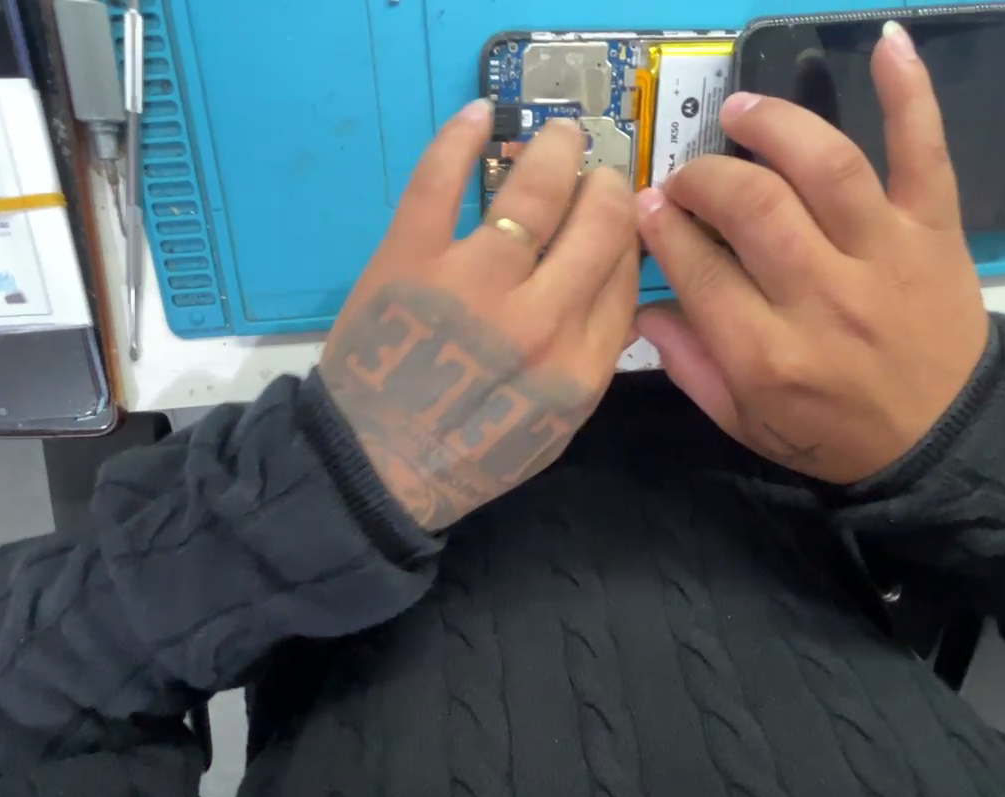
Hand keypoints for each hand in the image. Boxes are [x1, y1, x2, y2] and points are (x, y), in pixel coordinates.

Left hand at [319, 103, 639, 530]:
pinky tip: (477, 117)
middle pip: (597, 219)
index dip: (624, 233)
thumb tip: (613, 295)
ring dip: (554, 148)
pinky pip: (442, 177)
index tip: (611, 217)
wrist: (380, 472)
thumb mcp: (553, 429)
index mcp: (580, 364)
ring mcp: (475, 282)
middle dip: (602, 184)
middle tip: (591, 173)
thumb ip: (590, 363)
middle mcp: (541, 318)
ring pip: (535, 188)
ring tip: (557, 137)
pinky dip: (460, 136)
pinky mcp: (412, 257)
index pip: (624, 271)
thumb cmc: (471, 457)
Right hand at [636, 22, 989, 484]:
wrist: (943, 441)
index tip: (646, 209)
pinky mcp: (936, 231)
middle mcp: (822, 298)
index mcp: (767, 355)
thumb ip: (692, 369)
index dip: (663, 231)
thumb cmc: (832, 435)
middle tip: (685, 178)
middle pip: (753, 208)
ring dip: (774, 124)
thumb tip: (646, 310)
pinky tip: (886, 41)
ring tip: (740, 110)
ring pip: (825, 167)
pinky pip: (926, 150)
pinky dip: (910, 91)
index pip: (699, 273)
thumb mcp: (745, 424)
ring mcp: (885, 256)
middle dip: (704, 179)